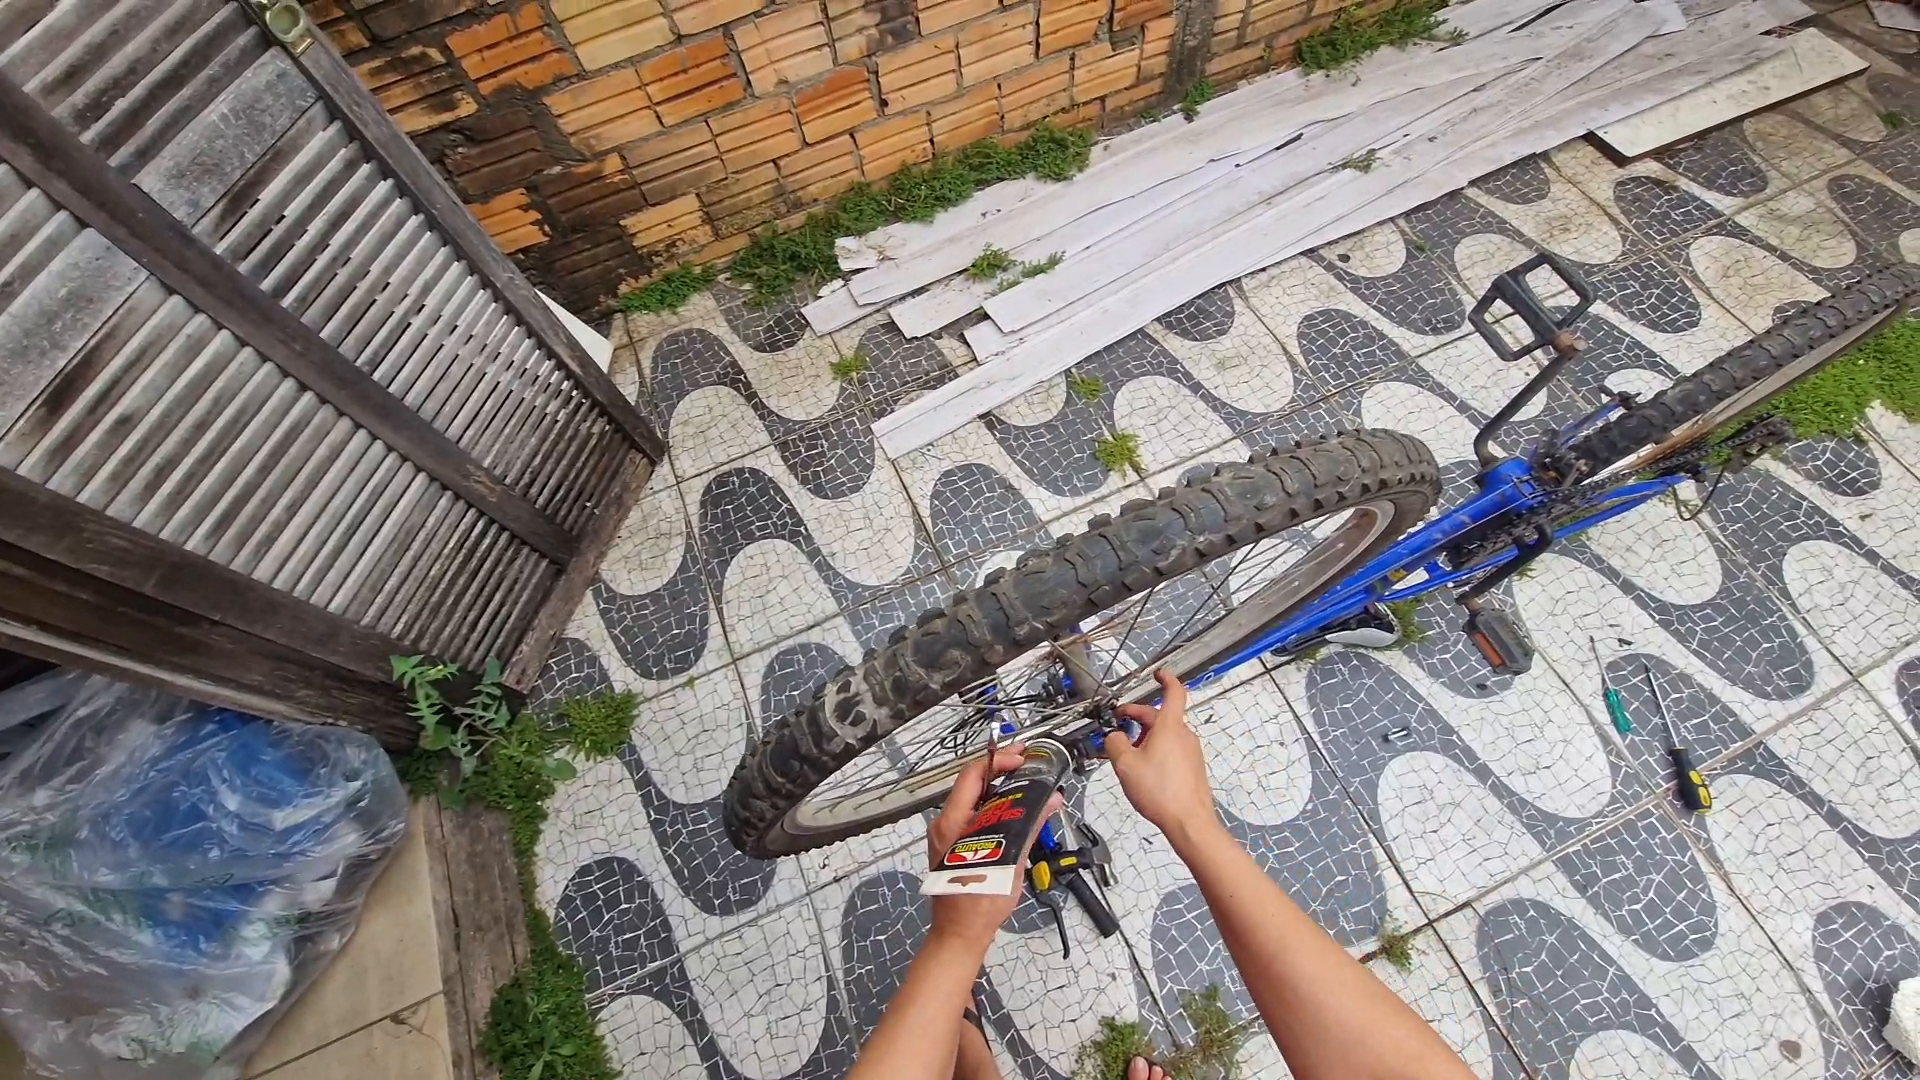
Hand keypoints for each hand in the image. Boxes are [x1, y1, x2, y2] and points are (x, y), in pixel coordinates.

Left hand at [926, 747, 1060, 952]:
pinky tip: (1014, 811)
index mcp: (952, 822)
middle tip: (1028, 764)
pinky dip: (993, 808)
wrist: (959, 936)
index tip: (1023, 757)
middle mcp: (944, 823)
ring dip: (999, 790)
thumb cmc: (982, 902)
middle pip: (972, 784)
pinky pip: (972, 816)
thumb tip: (1053, 799)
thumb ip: (1030, 825)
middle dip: (1001, 771)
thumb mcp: (1011, 862)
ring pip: (973, 800)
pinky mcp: (952, 845)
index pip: (972, 775)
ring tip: (1027, 784)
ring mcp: (946, 834)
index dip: (998, 761)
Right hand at [1104, 670, 1221, 846]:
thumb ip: (1114, 742)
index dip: (1166, 678)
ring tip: (1128, 755)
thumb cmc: (1160, 791)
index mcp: (1169, 726)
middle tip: (1119, 725)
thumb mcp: (1125, 764)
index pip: (1174, 692)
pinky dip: (1156, 752)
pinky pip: (1171, 750)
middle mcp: (1184, 735)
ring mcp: (1191, 752)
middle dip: (1138, 718)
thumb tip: (1114, 736)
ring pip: (1165, 734)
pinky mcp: (1192, 768)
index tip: (1158, 674)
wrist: (1189, 822)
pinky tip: (1143, 771)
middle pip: (1160, 716)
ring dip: (1145, 737)